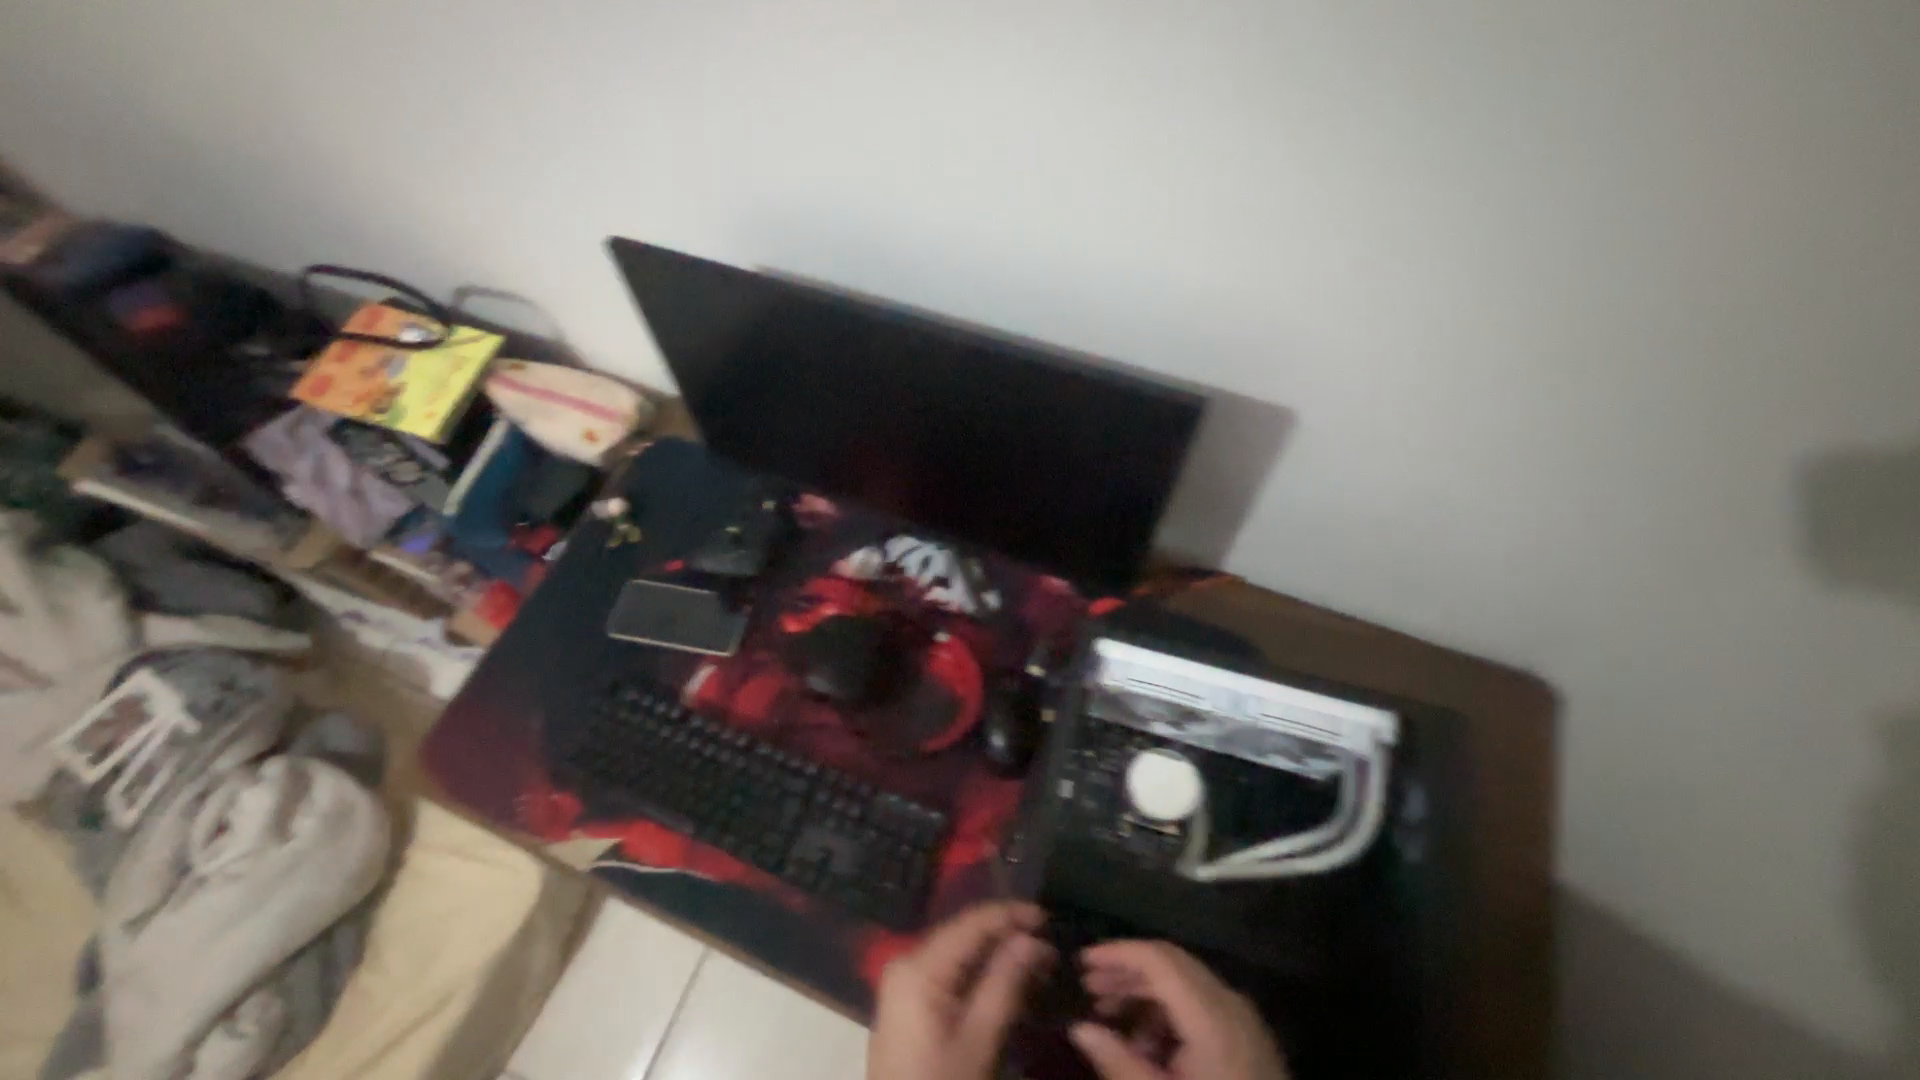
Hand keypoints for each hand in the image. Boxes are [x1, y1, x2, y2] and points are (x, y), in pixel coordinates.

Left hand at [868, 901, 1054, 1079]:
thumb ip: (1005, 984)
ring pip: (959, 954)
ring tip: (1039, 963)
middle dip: (1008, 936)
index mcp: (919, 965)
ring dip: (997, 956)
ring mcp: (905, 983)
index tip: (1050, 919)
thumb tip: (1032, 938)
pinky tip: (1009, 983)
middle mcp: (908, 962)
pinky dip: (980, 975)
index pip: (971, 922)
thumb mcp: (978, 1041)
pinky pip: (949, 974)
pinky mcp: (910, 1004)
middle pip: (964, 934)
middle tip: (1051, 949)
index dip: (1011, 915)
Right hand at [1071, 940, 1288, 1079]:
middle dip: (1128, 971)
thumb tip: (1079, 1028)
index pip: (1158, 959)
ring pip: (1187, 983)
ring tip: (1112, 1017)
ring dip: (1147, 991)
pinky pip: (1204, 1005)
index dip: (1117, 953)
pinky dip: (1171, 1011)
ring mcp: (1245, 1021)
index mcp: (1209, 1016)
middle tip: (1090, 989)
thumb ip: (1117, 1061)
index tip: (1082, 963)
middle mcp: (1230, 1004)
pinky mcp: (1251, 1040)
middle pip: (1172, 964)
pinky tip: (1149, 1044)